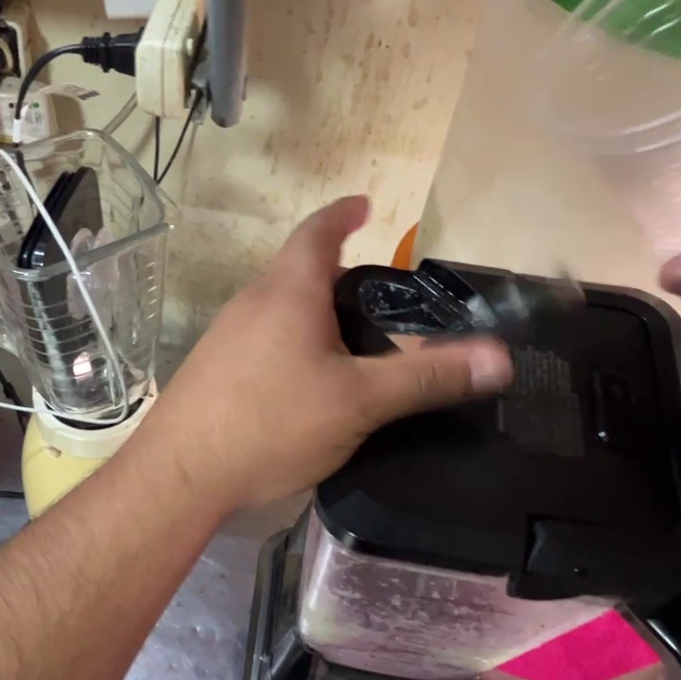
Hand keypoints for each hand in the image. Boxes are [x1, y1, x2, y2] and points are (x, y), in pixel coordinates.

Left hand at [134, 196, 513, 513]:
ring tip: (347, 347)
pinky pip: (259, 345)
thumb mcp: (359, 401)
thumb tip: (501, 357)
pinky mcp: (211, 374)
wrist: (179, 476)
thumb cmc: (271, 424)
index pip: (319, 230)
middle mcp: (251, 303)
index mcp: (288, 291)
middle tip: (376, 299)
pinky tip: (302, 389)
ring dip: (312, 317)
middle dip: (337, 277)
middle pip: (298, 272)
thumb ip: (426, 377)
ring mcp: (224, 339)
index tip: (365, 204)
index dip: (344, 213)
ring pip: (278, 312)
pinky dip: (290, 349)